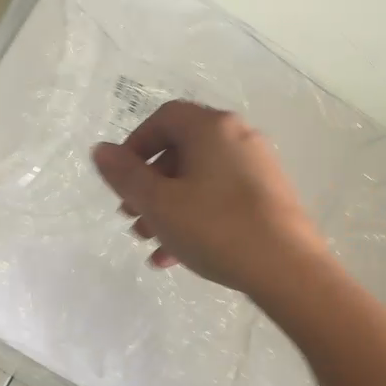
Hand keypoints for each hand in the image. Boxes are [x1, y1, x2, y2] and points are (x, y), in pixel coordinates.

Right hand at [91, 101, 333, 301]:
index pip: (164, 119)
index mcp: (211, 128)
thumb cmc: (215, 229)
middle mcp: (237, 137)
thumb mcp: (160, 204)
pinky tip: (179, 257)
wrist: (286, 266)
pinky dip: (195, 219)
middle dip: (150, 187)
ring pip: (200, 181)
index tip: (120, 181)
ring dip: (169, 210)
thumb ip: (126, 176)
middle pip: (182, 152)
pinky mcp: (269, 198)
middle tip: (132, 219)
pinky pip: (221, 200)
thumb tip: (100, 150)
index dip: (135, 145)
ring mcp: (257, 168)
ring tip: (151, 244)